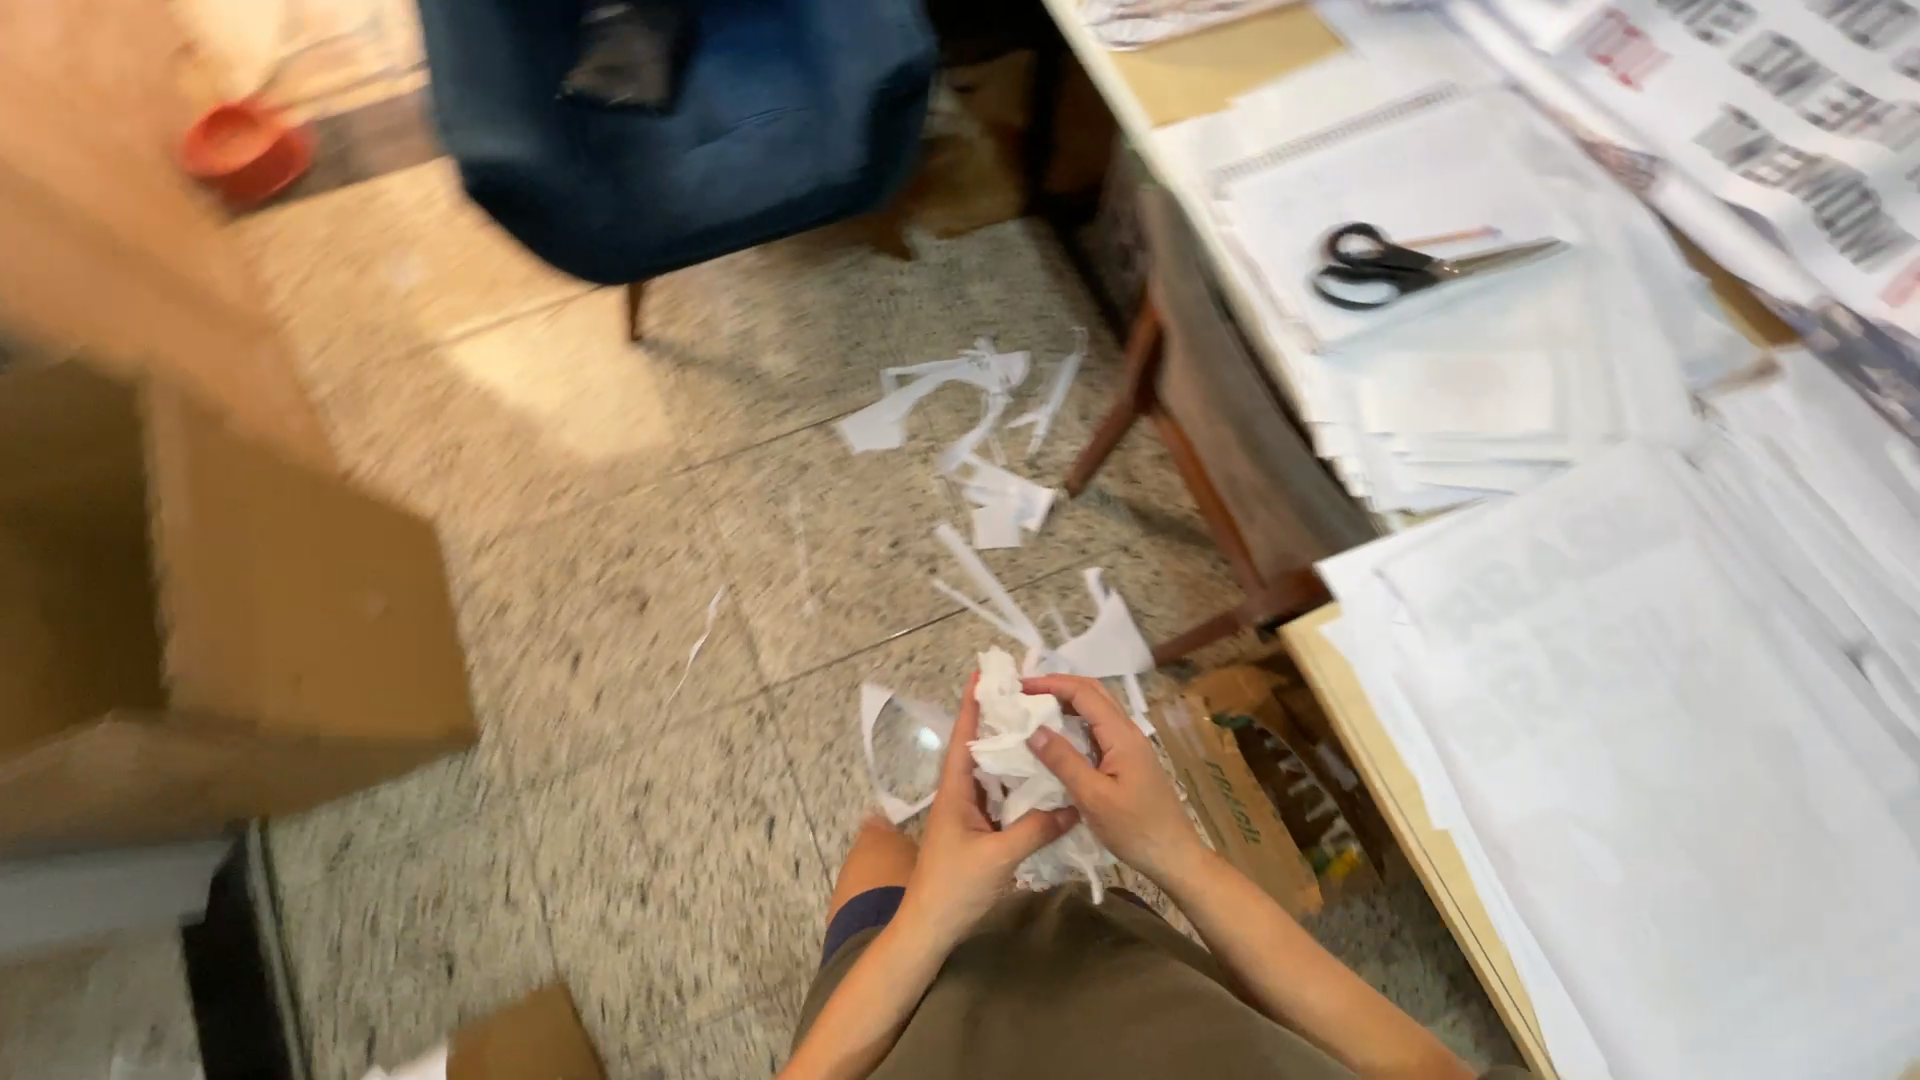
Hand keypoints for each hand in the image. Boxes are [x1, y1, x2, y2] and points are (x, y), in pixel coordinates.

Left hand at [900, 674, 1078, 946]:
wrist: (930, 927)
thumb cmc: (955, 887)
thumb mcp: (999, 856)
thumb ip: (1036, 829)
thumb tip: (1074, 806)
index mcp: (954, 790)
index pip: (963, 737)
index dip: (971, 706)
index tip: (983, 676)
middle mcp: (958, 794)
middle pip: (977, 748)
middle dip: (996, 721)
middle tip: (1025, 696)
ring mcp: (966, 813)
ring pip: (989, 772)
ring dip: (1007, 751)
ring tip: (1036, 727)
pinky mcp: (976, 830)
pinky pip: (997, 797)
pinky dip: (1014, 783)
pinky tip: (1037, 778)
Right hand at [1021, 675, 1206, 886]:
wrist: (1174, 856)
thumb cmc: (1134, 828)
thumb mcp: (1093, 798)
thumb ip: (1063, 761)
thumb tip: (1032, 729)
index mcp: (1121, 735)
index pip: (1084, 693)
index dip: (1051, 684)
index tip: (1021, 687)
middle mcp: (1128, 732)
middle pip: (1093, 693)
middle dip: (1059, 686)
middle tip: (1026, 692)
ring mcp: (1130, 745)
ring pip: (1098, 709)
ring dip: (1068, 701)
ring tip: (1037, 708)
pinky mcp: (1128, 760)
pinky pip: (1100, 728)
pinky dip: (1076, 722)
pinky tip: (1060, 735)